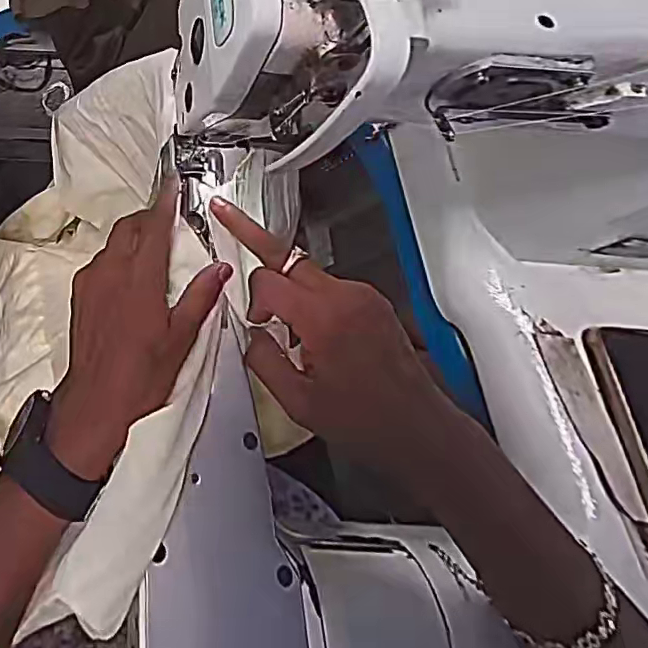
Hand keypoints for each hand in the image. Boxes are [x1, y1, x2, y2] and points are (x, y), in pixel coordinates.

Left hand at [50, 175, 229, 480]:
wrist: (94, 406)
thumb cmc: (137, 379)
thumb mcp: (181, 339)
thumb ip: (202, 297)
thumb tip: (219, 270)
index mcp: (141, 280)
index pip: (154, 226)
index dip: (165, 202)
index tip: (172, 185)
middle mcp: (111, 275)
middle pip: (130, 226)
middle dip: (149, 216)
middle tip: (167, 219)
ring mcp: (92, 283)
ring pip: (113, 243)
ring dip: (133, 236)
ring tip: (153, 250)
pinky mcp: (81, 296)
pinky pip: (100, 261)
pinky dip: (117, 256)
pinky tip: (129, 277)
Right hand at [211, 196, 455, 475]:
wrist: (418, 428)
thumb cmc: (366, 421)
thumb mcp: (297, 401)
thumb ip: (263, 358)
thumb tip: (251, 333)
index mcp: (323, 318)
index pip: (268, 279)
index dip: (251, 298)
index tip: (249, 314)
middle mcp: (346, 297)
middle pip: (287, 258)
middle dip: (259, 255)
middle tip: (229, 219)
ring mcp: (364, 296)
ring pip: (308, 271)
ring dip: (290, 290)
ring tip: (290, 332)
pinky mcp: (374, 301)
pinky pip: (331, 286)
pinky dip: (314, 300)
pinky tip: (316, 334)